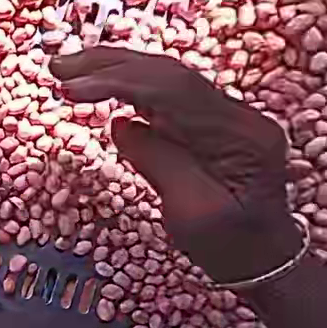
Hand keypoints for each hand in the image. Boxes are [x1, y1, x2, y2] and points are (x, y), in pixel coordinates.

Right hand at [50, 46, 301, 282]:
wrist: (267, 263)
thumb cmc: (231, 248)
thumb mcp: (192, 214)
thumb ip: (158, 162)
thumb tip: (121, 123)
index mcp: (240, 135)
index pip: (172, 91)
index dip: (117, 82)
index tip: (70, 88)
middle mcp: (237, 115)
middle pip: (169, 73)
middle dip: (110, 65)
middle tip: (59, 66)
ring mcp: (225, 117)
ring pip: (166, 78)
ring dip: (115, 70)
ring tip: (70, 71)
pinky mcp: (209, 124)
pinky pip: (166, 95)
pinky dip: (129, 87)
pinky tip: (101, 85)